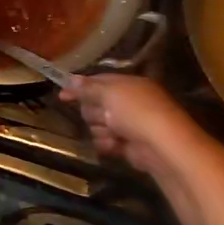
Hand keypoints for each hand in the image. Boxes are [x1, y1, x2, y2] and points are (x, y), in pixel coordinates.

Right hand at [61, 74, 210, 174]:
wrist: (161, 146)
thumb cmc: (136, 112)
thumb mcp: (109, 93)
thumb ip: (88, 88)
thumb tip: (70, 79)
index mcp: (128, 85)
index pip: (98, 81)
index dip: (80, 87)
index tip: (62, 95)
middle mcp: (128, 102)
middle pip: (95, 104)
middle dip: (94, 111)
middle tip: (104, 115)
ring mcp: (128, 124)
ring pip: (97, 125)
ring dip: (101, 129)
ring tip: (113, 133)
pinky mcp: (127, 145)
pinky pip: (105, 141)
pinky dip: (108, 144)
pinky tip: (115, 145)